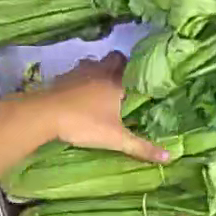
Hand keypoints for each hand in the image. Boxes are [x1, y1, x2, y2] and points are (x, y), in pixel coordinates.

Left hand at [23, 53, 169, 162]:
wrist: (45, 114)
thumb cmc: (84, 123)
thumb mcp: (115, 139)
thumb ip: (141, 147)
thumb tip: (170, 157)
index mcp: (115, 82)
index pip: (131, 67)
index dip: (136, 71)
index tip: (140, 80)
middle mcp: (98, 71)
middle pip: (113, 59)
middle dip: (118, 66)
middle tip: (121, 83)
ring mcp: (77, 72)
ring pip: (92, 63)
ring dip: (97, 72)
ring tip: (100, 88)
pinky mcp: (60, 79)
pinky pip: (74, 74)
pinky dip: (78, 81)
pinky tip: (76, 95)